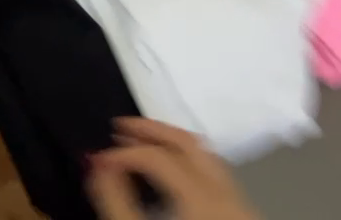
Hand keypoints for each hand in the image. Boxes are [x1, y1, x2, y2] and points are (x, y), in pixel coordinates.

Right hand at [87, 118, 261, 219]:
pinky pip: (218, 178)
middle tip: (118, 127)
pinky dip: (190, 163)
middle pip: (190, 145)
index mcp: (203, 203)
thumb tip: (97, 163)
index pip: (157, 157)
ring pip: (209, 159)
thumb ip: (113, 198)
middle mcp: (231, 202)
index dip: (122, 153)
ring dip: (172, 143)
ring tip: (140, 143)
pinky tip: (170, 172)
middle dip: (151, 131)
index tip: (97, 162)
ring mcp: (243, 213)